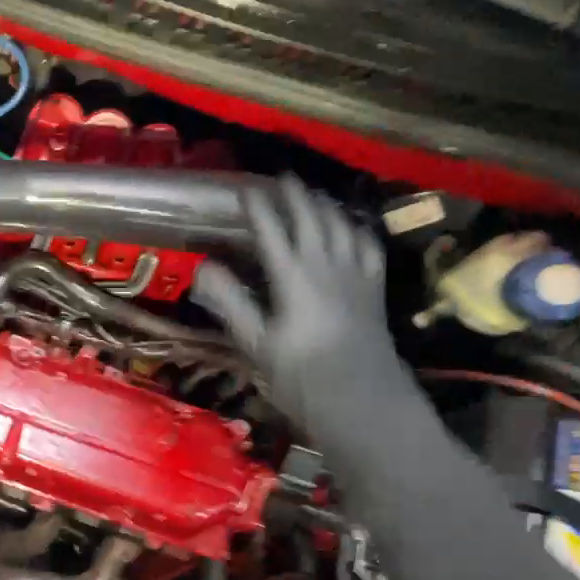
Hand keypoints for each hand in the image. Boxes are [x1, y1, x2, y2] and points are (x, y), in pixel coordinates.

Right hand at [190, 178, 410, 446]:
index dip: (258, 209)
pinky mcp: (374, 288)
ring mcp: (356, 275)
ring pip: (341, 226)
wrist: (364, 400)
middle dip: (294, 196)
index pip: (272, 232)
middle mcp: (327, 267)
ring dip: (324, 206)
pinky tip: (351, 226)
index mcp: (294, 278)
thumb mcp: (256, 344)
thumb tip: (204, 268)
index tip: (243, 189)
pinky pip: (367, 245)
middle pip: (311, 219)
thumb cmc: (301, 377)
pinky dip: (356, 228)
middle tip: (280, 179)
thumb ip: (231, 303)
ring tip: (311, 194)